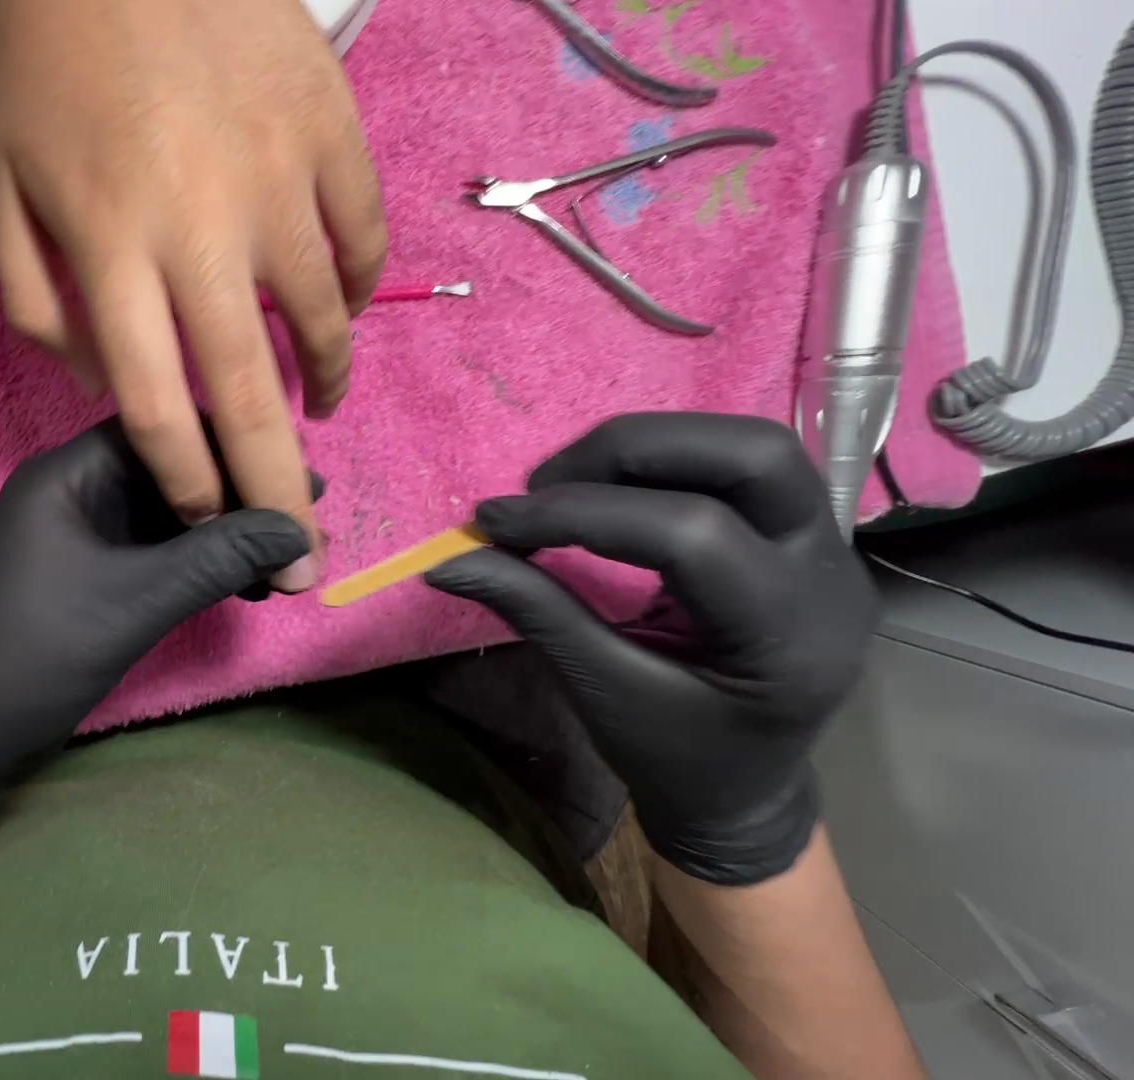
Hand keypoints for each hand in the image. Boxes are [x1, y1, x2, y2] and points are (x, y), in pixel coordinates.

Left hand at [0, 0, 386, 590]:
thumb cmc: (48, 62)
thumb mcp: (0, 189)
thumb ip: (39, 303)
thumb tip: (104, 384)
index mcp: (112, 248)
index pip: (158, 405)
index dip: (191, 482)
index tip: (215, 526)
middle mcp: (202, 229)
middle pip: (250, 392)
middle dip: (278, 490)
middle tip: (307, 556)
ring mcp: (279, 176)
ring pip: (322, 320)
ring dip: (323, 385)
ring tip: (316, 411)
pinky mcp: (331, 128)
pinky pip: (363, 236)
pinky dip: (356, 289)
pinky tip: (337, 308)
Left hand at [0, 419, 314, 849]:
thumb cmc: (31, 658)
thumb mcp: (132, 603)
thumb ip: (216, 559)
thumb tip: (301, 532)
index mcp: (68, 474)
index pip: (166, 435)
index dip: (237, 451)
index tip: (304, 479)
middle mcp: (74, 493)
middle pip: (174, 477)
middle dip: (241, 503)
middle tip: (309, 527)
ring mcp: (80, 538)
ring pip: (169, 522)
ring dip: (226, 540)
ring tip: (286, 565)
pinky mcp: (88, 580)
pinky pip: (155, 557)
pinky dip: (200, 569)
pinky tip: (242, 586)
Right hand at [425, 413, 879, 884]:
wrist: (743, 790)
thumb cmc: (673, 756)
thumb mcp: (599, 691)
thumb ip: (533, 612)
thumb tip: (446, 563)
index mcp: (788, 638)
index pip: (689, 535)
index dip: (579, 515)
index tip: (492, 524)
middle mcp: (829, 575)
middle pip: (750, 455)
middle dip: (628, 452)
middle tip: (544, 486)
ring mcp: (830, 548)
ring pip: (750, 445)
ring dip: (644, 448)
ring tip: (567, 485)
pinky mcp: (804, 536)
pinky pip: (736, 468)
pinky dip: (659, 464)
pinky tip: (607, 491)